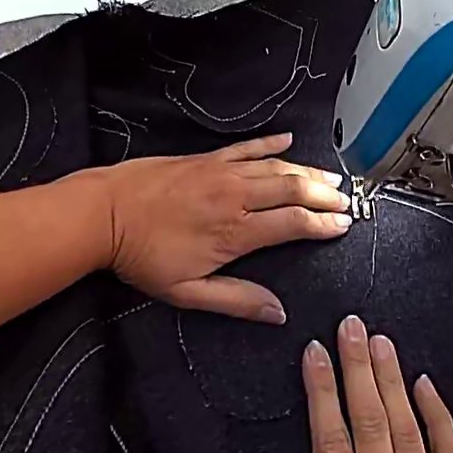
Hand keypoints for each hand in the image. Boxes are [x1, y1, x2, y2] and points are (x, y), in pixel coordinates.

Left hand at [73, 133, 351, 322]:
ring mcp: (225, 171)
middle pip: (293, 189)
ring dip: (308, 171)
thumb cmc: (143, 256)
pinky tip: (288, 140)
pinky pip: (249, 147)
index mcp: (236, 231)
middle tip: (346, 199)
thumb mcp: (187, 291)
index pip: (293, 223)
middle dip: (324, 194)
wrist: (106, 212)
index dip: (323, 223)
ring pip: (278, 167)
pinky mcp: (210, 157)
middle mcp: (237, 195)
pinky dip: (271, 143)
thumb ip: (236, 300)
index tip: (344, 224)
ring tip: (331, 176)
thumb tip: (277, 312)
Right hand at [233, 316, 452, 452]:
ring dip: (392, 383)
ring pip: (407, 433)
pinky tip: (427, 387)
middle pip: (369, 426)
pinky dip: (439, 421)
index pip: (330, 446)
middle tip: (351, 325)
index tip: (315, 354)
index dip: (321, 394)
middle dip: (357, 370)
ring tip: (380, 342)